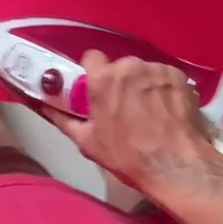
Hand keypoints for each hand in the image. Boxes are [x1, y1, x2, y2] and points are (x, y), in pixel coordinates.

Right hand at [42, 51, 222, 194]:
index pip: (91, 58)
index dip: (93, 72)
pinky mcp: (178, 74)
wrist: (177, 166)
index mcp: (103, 79)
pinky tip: (168, 109)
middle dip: (121, 82)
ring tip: (151, 110)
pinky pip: (164, 76)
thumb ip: (64, 119)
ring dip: (143, 84)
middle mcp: (129, 66)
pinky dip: (164, 88)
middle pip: (120, 67)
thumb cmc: (128, 156)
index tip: (98, 88)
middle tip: (125, 106)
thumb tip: (44, 106)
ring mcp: (156, 68)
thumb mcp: (89, 143)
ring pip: (143, 71)